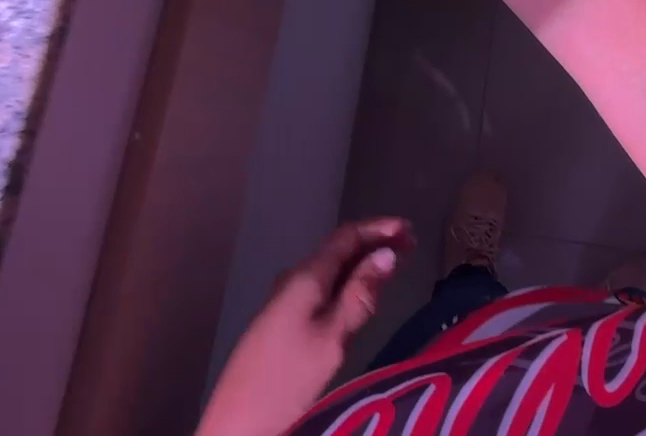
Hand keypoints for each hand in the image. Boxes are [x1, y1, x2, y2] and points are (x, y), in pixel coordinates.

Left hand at [196, 217, 413, 435]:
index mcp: (306, 276)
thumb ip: (360, 295)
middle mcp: (294, 279)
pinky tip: (359, 295)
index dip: (378, 228)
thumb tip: (386, 253)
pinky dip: (347, 282)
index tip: (409, 228)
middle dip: (374, 243)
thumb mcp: (333, 338)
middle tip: (410, 246)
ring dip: (361, 263)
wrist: (236, 424)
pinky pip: (322, 288)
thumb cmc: (288, 379)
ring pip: (330, 270)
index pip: (347, 236)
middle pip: (338, 250)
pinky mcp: (282, 322)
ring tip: (393, 267)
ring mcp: (285, 301)